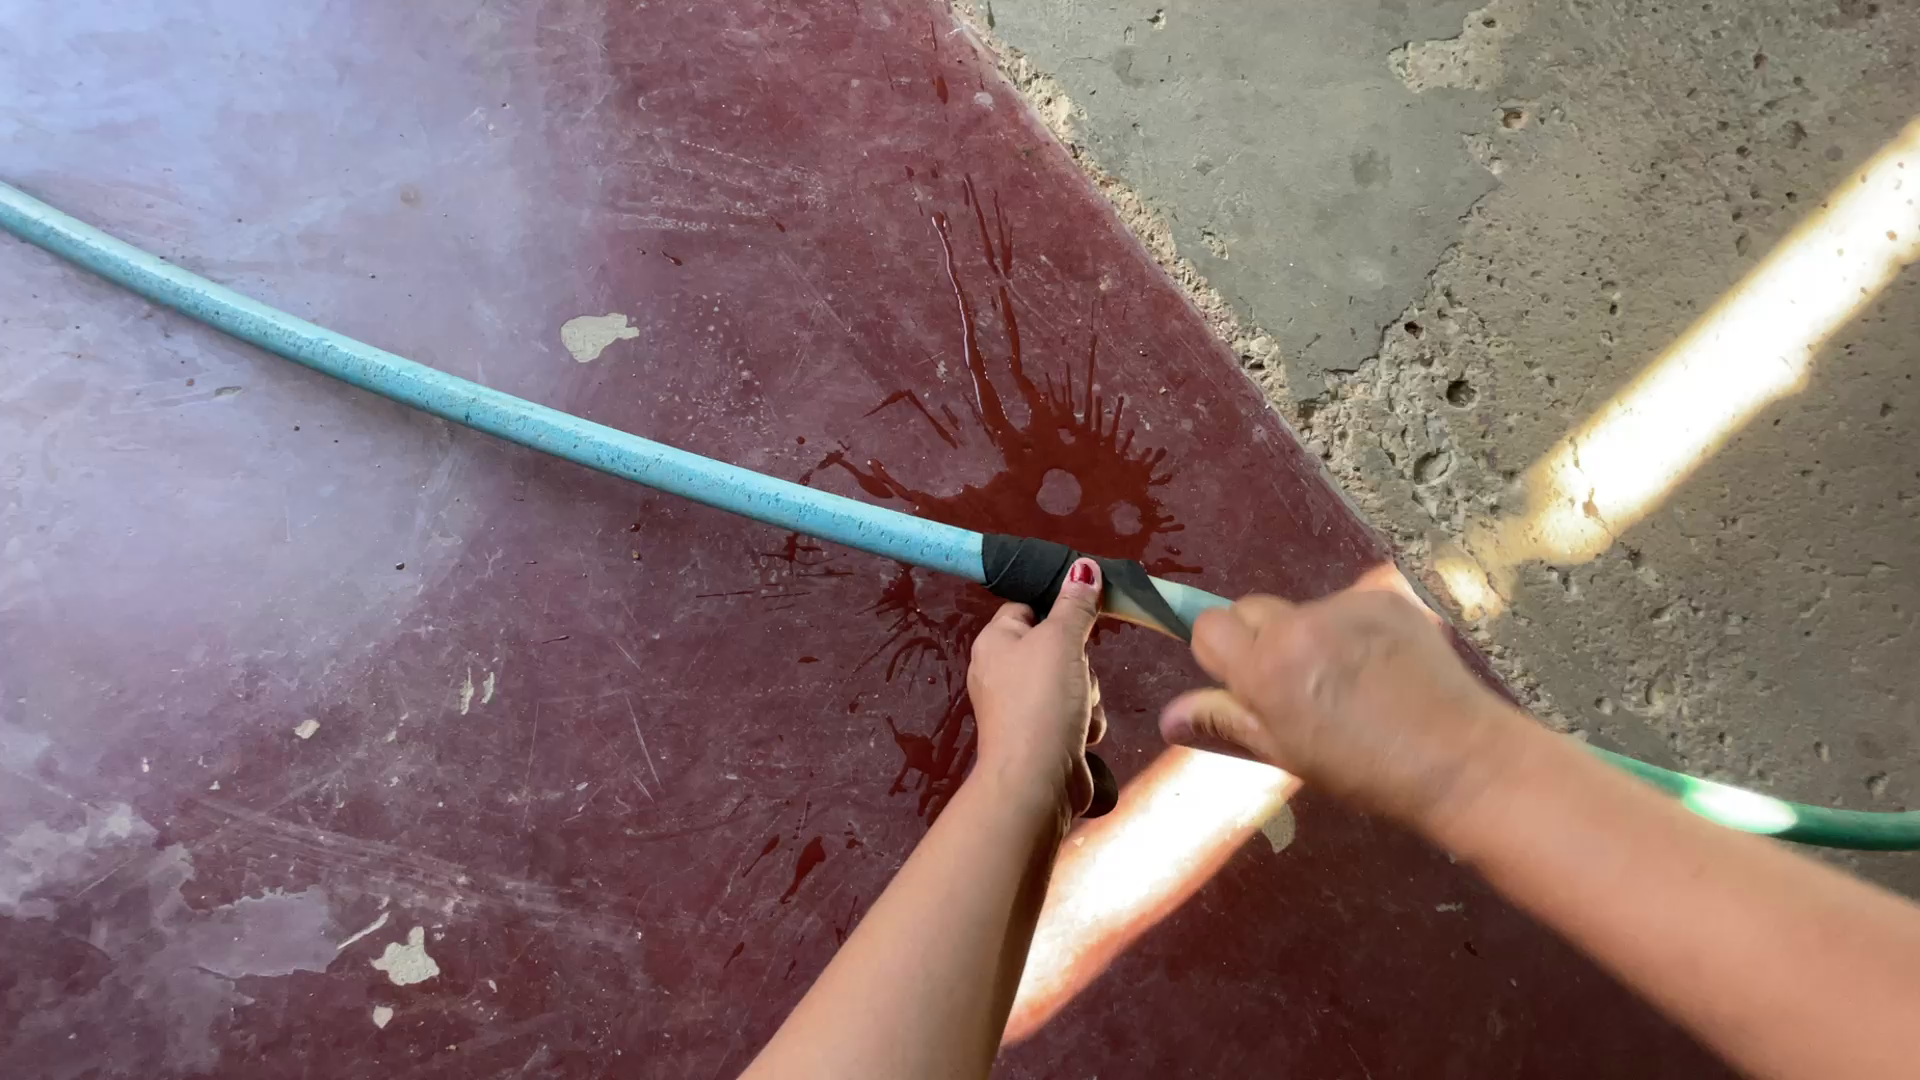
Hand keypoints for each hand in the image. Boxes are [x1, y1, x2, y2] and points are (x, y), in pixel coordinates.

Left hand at [967, 558, 1108, 819]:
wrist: (1037, 780)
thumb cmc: (1042, 700)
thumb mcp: (1061, 640)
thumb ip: (1075, 604)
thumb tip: (1083, 566)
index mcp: (995, 641)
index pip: (1028, 608)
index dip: (1058, 611)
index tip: (1085, 617)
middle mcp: (1003, 671)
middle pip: (1058, 647)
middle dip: (1080, 664)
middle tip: (1076, 675)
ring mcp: (1022, 706)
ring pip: (1074, 682)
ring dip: (1087, 696)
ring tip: (1078, 713)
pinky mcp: (1042, 736)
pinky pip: (1075, 715)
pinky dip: (1084, 724)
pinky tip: (1081, 737)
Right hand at [1158, 574, 1527, 832]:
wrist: (1464, 762)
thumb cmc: (1364, 771)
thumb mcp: (1284, 752)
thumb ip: (1223, 723)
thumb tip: (1168, 717)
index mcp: (1265, 668)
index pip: (1208, 626)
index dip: (1220, 653)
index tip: (1244, 680)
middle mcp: (1297, 626)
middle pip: (1248, 608)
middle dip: (1259, 639)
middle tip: (1294, 681)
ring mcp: (1344, 606)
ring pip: (1297, 609)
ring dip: (1305, 635)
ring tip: (1348, 677)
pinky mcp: (1384, 597)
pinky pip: (1343, 604)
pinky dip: (1348, 628)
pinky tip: (1379, 663)